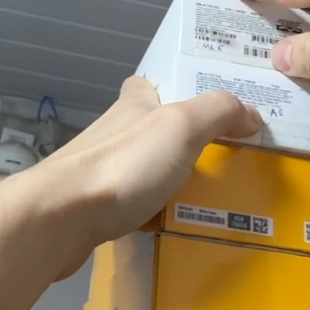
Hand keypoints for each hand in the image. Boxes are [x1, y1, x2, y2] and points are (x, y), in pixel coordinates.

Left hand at [9, 77, 262, 275]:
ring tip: (209, 196)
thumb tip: (250, 112)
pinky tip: (172, 226)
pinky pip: (134, 204)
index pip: (153, 82)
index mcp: (134, 104)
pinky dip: (153, 213)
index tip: (211, 103)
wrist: (59, 219)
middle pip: (154, 129)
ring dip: (170, 179)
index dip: (180, 87)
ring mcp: (102, 170)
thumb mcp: (181, 127)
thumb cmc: (123, 165)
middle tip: (225, 156)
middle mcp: (116, 132)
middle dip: (185, 141)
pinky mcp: (93, 207)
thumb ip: (217, 112)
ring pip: (145, 169)